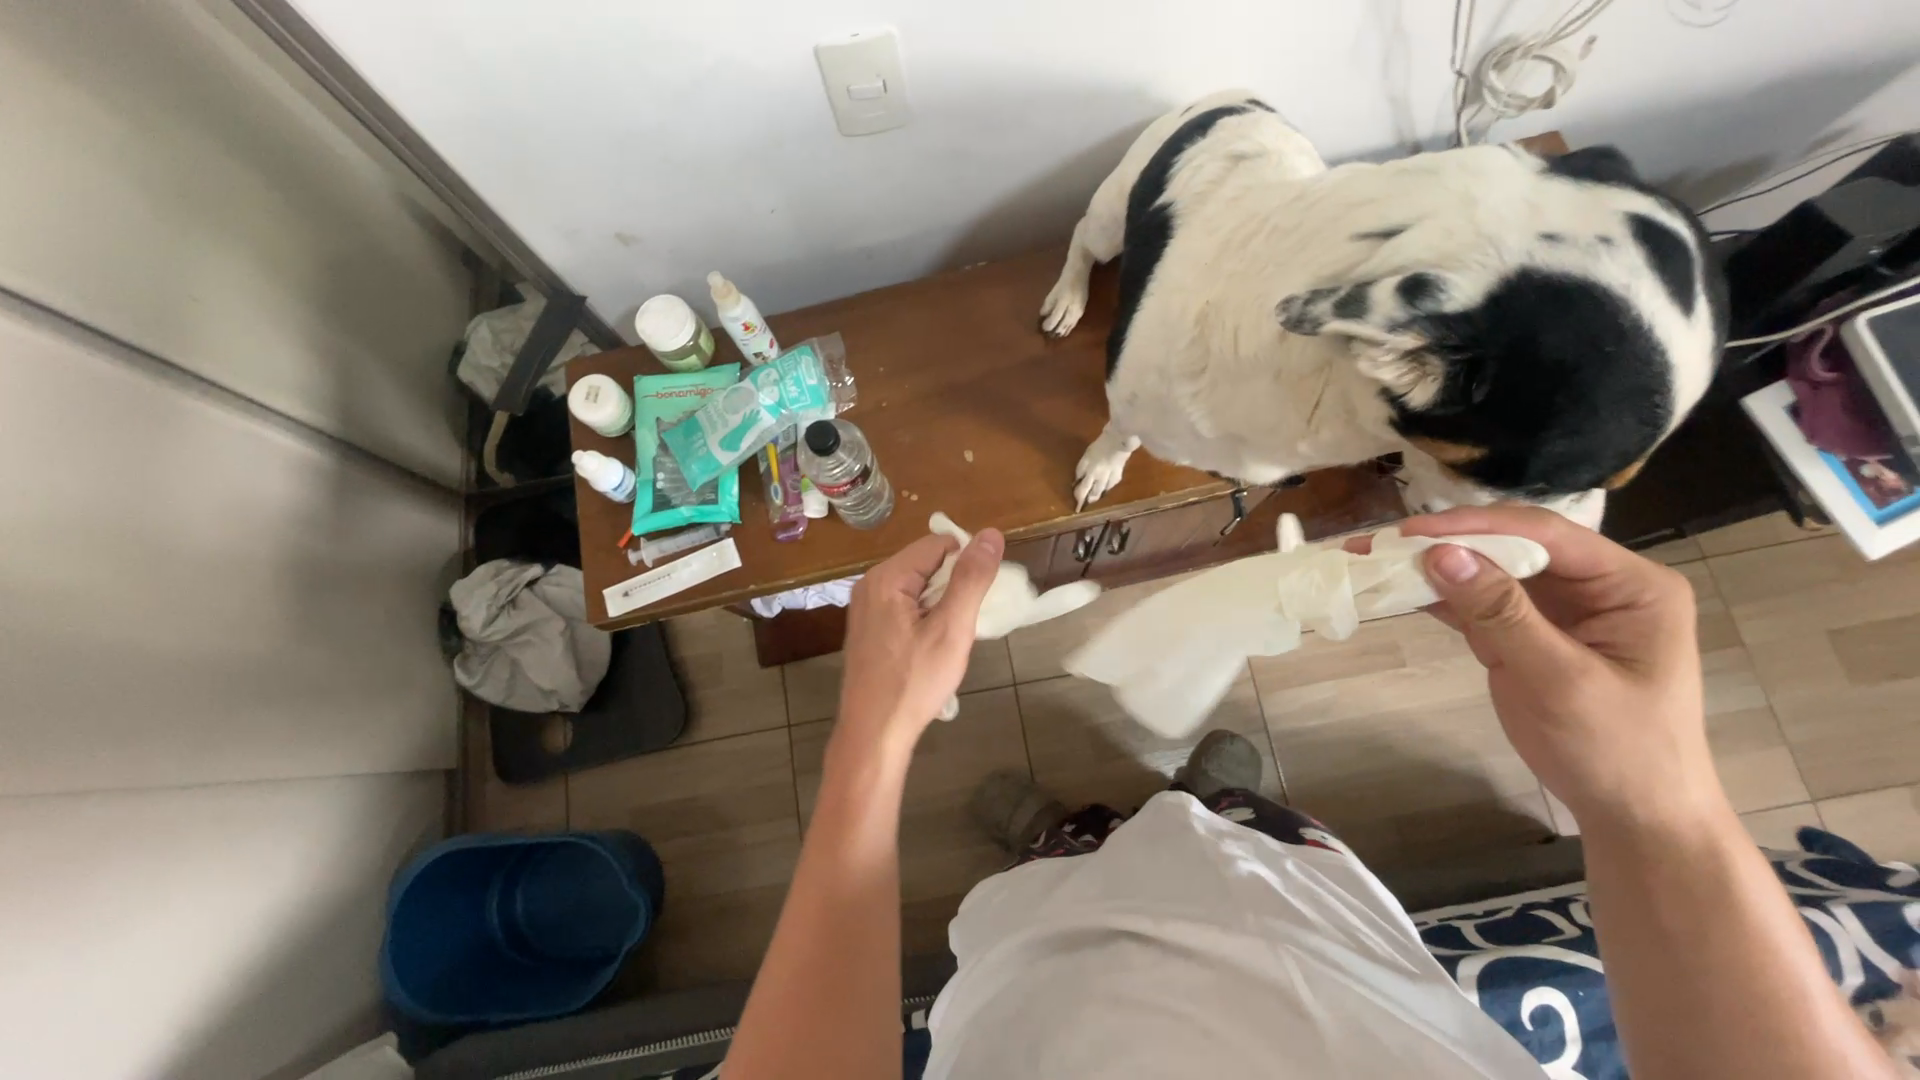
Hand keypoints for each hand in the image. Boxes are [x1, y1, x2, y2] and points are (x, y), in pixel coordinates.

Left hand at [835, 529, 1003, 755]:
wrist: (874, 734)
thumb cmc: (914, 683)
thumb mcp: (951, 629)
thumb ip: (971, 579)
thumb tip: (991, 534)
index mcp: (887, 577)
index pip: (939, 544)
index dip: (966, 564)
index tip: (978, 598)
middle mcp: (870, 584)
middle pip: (927, 563)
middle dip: (953, 587)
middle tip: (962, 625)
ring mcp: (866, 607)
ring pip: (918, 587)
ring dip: (941, 606)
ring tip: (948, 640)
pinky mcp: (869, 629)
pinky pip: (905, 607)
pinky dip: (925, 619)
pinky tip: (930, 649)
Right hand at [1397, 506, 1724, 832]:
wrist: (1632, 815)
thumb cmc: (1616, 749)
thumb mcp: (1560, 680)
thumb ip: (1501, 613)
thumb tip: (1439, 554)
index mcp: (1630, 585)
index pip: (1546, 535)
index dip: (1477, 527)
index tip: (1410, 531)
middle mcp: (1594, 586)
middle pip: (1512, 547)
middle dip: (1447, 543)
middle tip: (1380, 543)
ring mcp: (1557, 611)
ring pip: (1488, 572)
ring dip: (1433, 567)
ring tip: (1372, 558)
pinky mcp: (1524, 635)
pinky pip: (1476, 605)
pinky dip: (1436, 598)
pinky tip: (1393, 588)